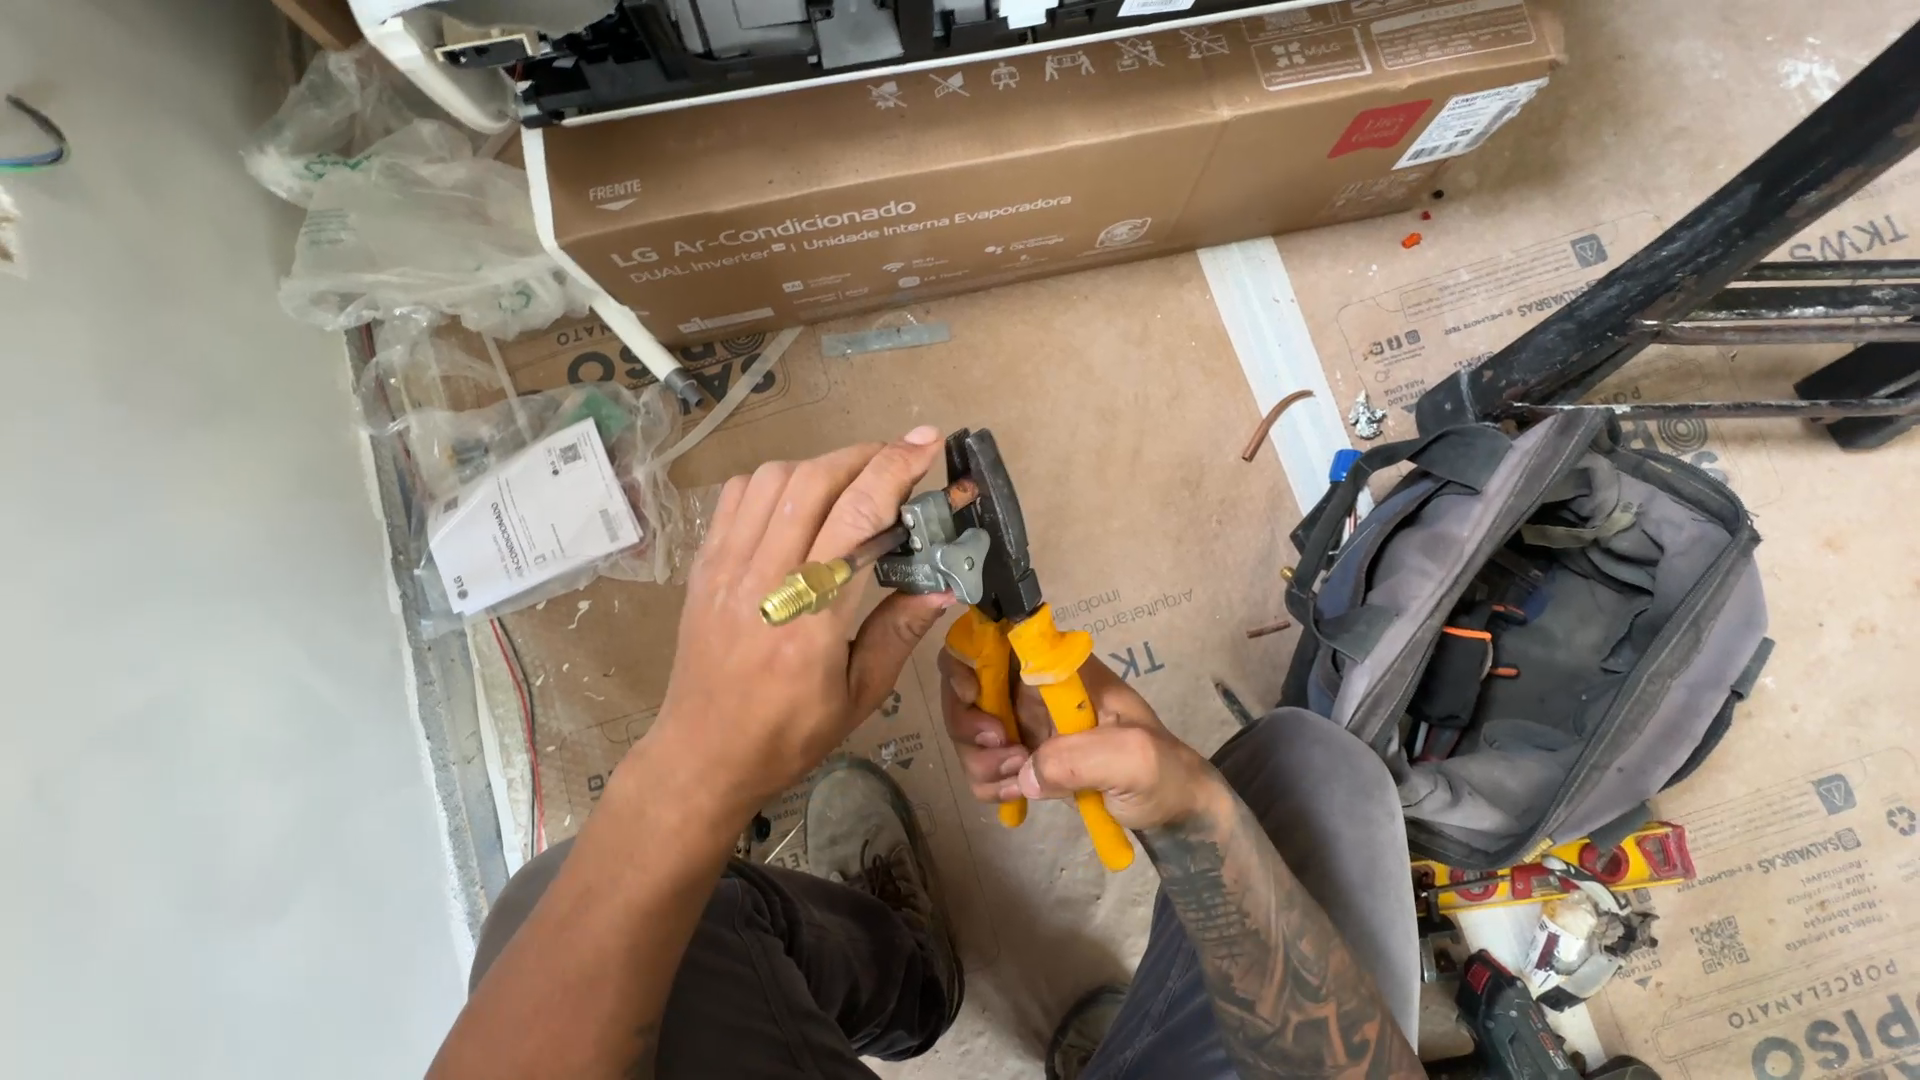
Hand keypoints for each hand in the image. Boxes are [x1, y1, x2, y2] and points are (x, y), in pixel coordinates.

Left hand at [647, 428, 955, 813]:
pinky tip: (800, 500)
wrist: (703, 754)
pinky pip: (738, 496)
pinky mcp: (704, 565)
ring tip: (855, 481)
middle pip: (814, 482)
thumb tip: (945, 584)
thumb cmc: (789, 734)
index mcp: (810, 616)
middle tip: (901, 460)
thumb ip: (899, 632)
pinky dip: (777, 480)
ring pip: (774, 479)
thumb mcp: (860, 695)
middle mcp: (763, 579)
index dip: (895, 469)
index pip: (856, 517)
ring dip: (823, 465)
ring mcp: (725, 566)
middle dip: (866, 455)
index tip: (929, 442)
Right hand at [938, 651, 1220, 830]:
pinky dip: (989, 781)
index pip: (996, 636)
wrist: (1170, 810)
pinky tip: (1020, 793)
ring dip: (981, 761)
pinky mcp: (1019, 751)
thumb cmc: (1162, 772)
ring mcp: (1022, 717)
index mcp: (1062, 665)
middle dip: (969, 723)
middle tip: (1005, 752)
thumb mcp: (1135, 758)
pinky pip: (978, 761)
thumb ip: (1080, 757)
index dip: (968, 660)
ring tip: (1022, 782)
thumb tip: (1024, 770)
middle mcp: (1034, 683)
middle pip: (965, 683)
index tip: (973, 699)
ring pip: (966, 727)